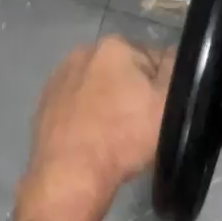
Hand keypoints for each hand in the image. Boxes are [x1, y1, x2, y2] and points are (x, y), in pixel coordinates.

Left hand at [20, 34, 172, 219]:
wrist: (70, 174)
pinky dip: (86, 118)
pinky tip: (92, 140)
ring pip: (98, 90)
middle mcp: (83, 53)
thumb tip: (176, 58)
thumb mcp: (168, 104)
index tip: (162, 113)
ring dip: (109, 105)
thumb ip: (178, 72)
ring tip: (115, 137)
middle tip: (141, 127)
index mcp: (116, 46)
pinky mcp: (44, 105)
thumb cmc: (124, 137)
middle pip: (124, 73)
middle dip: (133, 93)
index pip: (154, 60)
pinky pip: (77, 107)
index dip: (164, 89)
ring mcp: (59, 78)